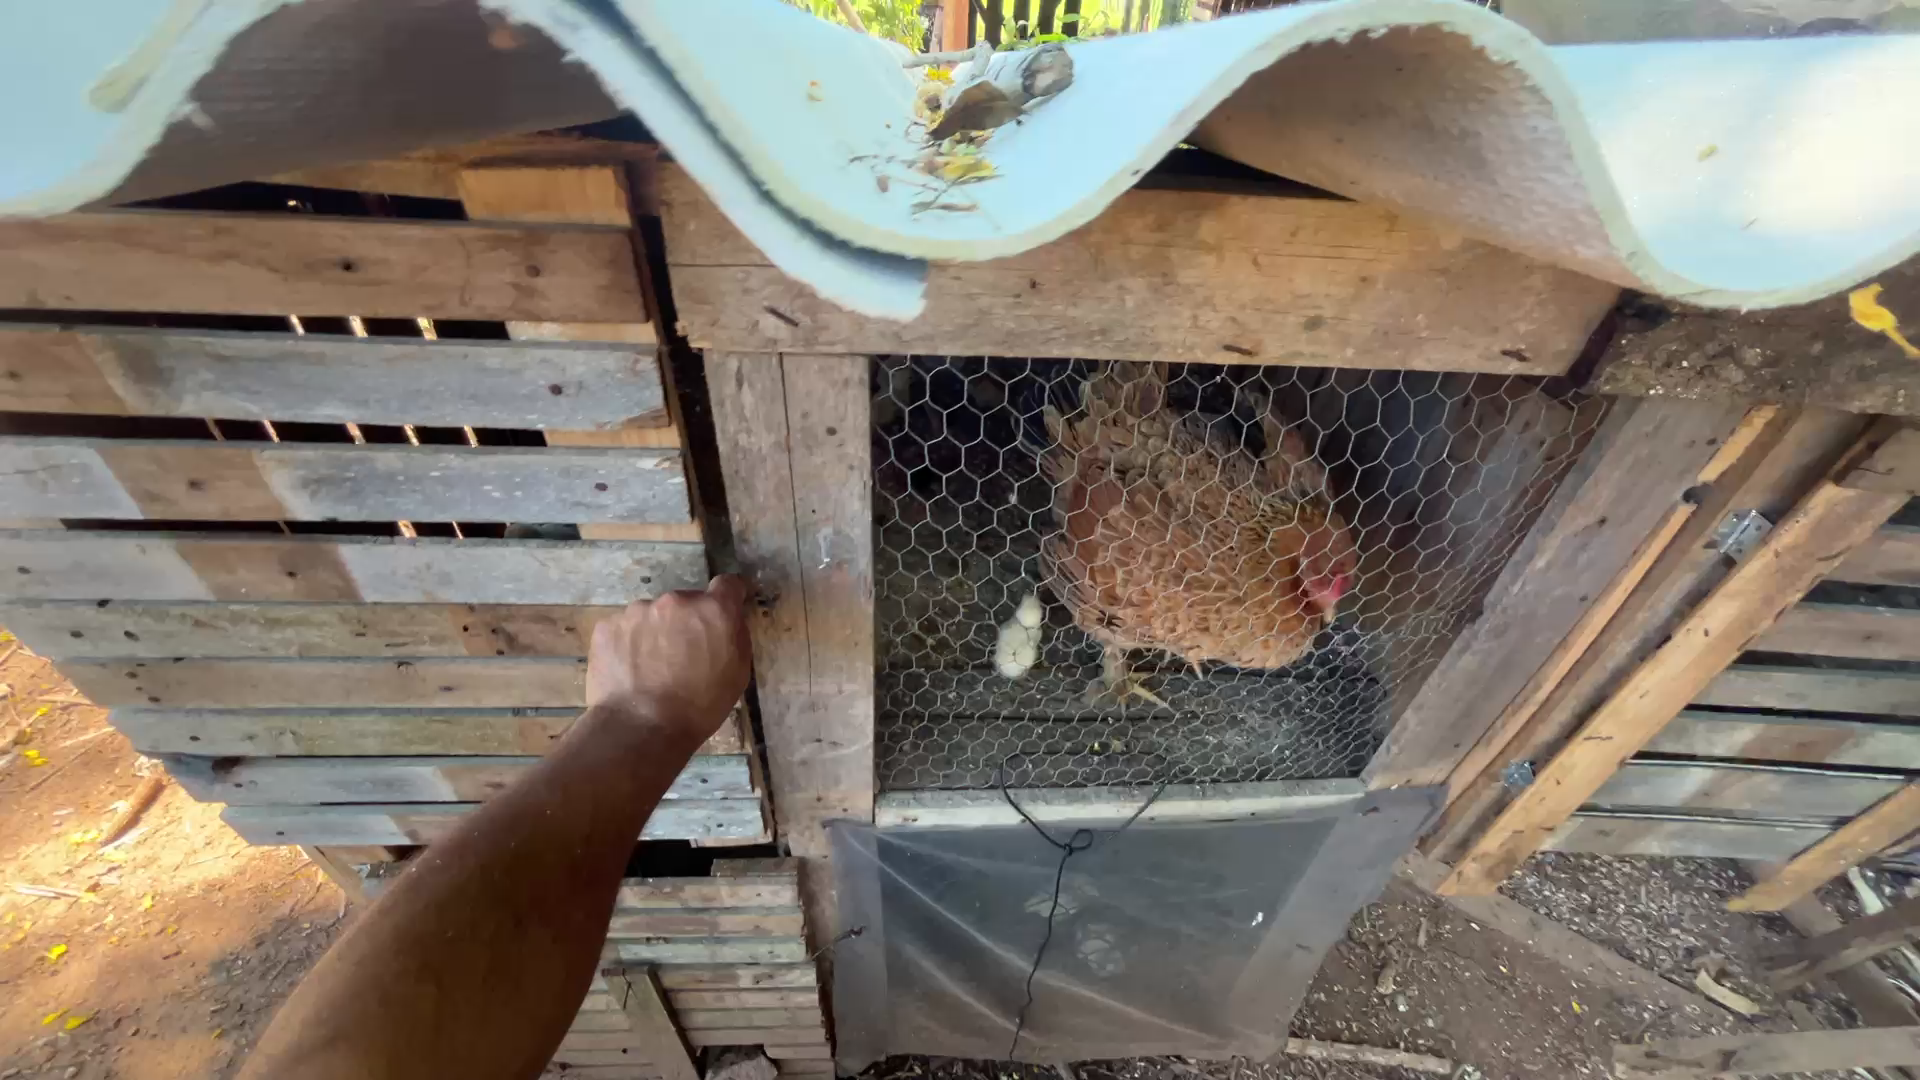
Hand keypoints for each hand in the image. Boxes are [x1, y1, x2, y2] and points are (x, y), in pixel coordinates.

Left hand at [586, 575, 752, 746]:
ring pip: (653, 614)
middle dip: (687, 621)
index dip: (728, 597)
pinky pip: (625, 628)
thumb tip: (726, 623)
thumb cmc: (700, 706)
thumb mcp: (737, 673)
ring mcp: (638, 610)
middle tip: (683, 654)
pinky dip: (629, 643)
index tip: (724, 612)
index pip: (728, 584)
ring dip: (657, 631)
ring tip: (651, 667)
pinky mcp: (608, 625)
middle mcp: (677, 600)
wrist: (640, 727)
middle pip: (687, 602)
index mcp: (714, 610)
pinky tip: (630, 670)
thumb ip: (734, 637)